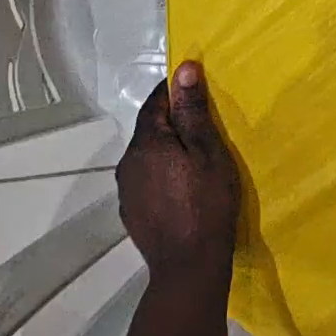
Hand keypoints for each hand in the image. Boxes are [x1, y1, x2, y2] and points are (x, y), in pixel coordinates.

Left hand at [116, 61, 241, 282]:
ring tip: (197, 153)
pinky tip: (184, 183)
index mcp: (146, 143)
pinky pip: (147, 177)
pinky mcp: (133, 211)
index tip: (198, 87)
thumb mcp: (208, 150)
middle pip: (151, 128)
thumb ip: (193, 111)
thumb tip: (183, 69)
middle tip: (206, 121)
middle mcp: (128, 162)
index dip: (175, 90)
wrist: (189, 266)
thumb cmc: (206, 201)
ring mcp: (127, 189)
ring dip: (168, 146)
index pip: (156, 101)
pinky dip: (164, 170)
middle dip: (174, 119)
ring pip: (148, 154)